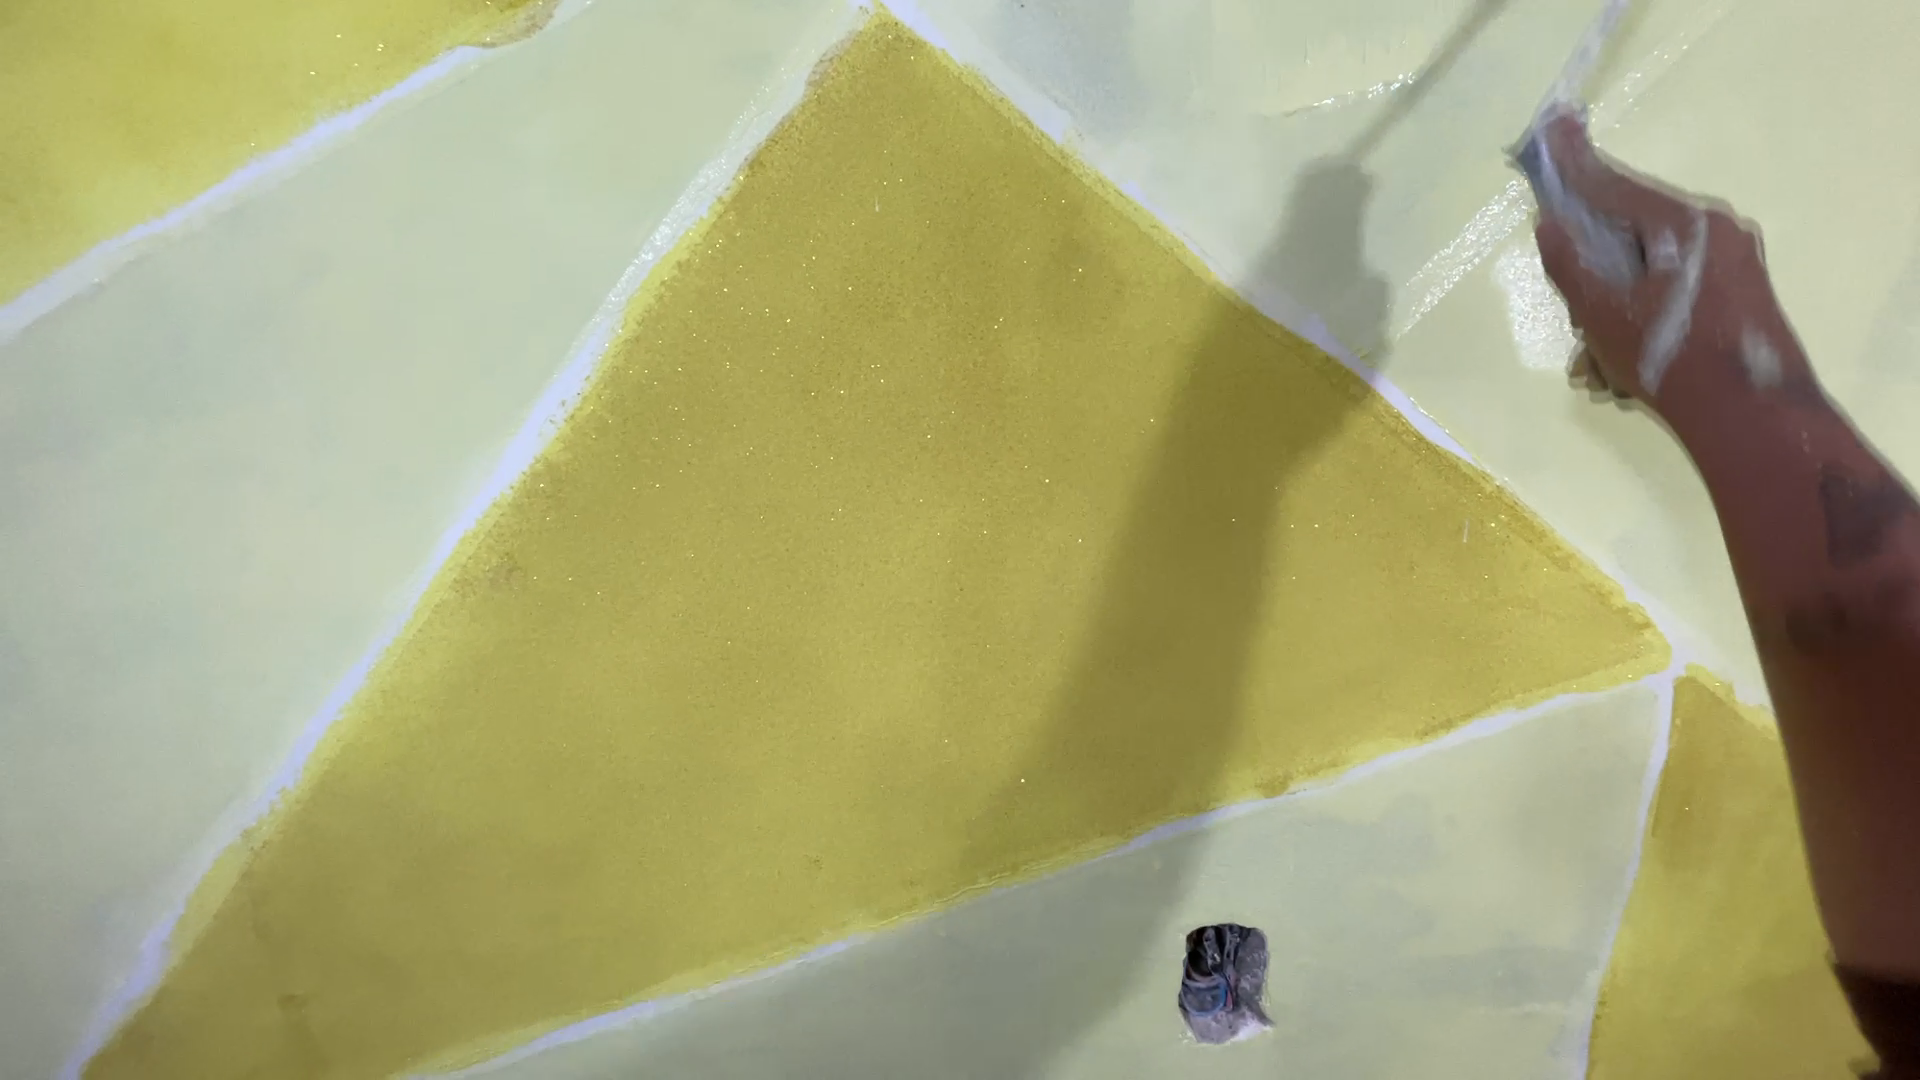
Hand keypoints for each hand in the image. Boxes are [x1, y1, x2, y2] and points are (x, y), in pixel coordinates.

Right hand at [1532, 111, 1810, 422]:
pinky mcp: (1731, 287)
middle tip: (1575, 318)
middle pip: (1625, 229)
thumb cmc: (1666, 355)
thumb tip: (1550, 223)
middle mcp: (1711, 230)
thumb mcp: (1600, 312)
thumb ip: (1570, 263)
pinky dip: (1630, 319)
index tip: (1552, 132)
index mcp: (1683, 224)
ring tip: (1595, 360)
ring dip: (1603, 313)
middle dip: (1586, 274)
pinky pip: (1661, 288)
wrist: (1745, 412)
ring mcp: (1727, 258)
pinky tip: (1616, 365)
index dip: (1576, 165)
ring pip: (1638, 268)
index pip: (1615, 185)